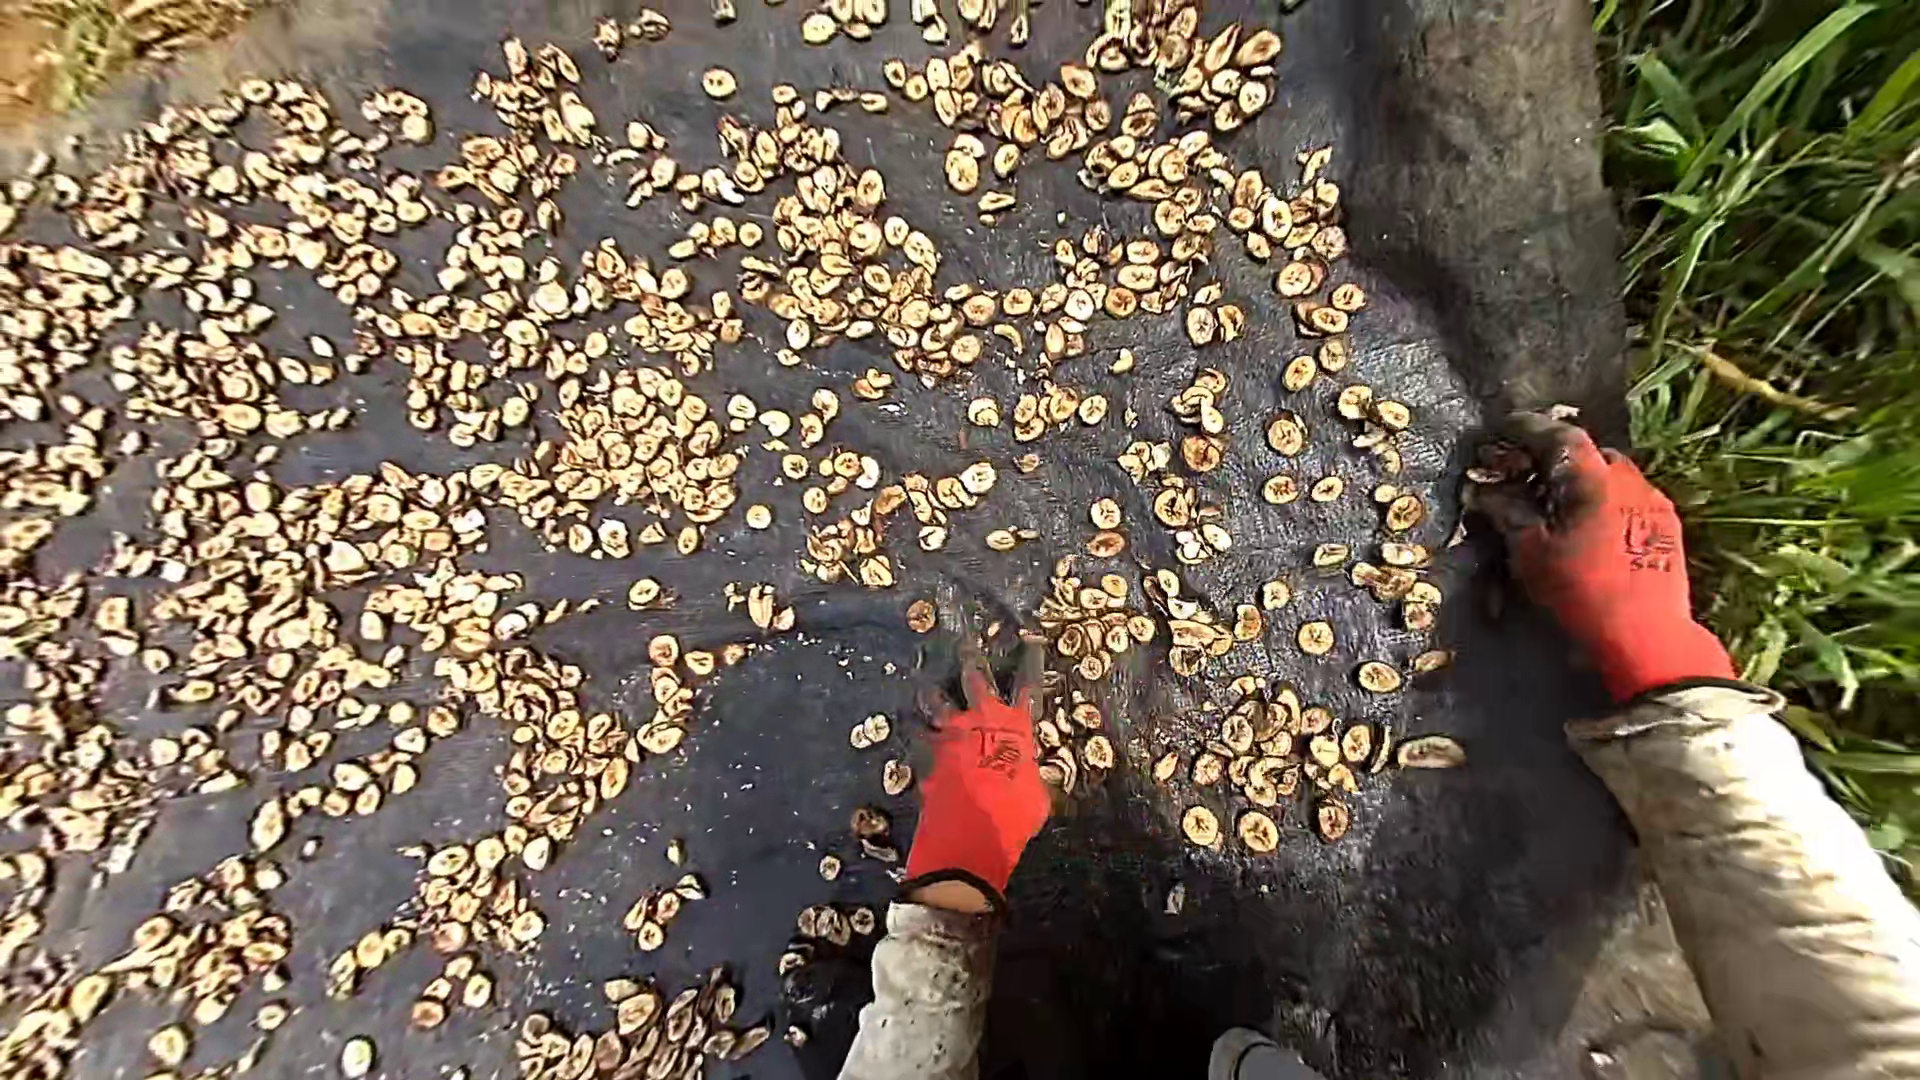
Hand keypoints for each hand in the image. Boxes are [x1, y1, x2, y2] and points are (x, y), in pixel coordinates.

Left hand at [903, 633, 1049, 904]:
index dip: (1031, 659)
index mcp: (1015, 726)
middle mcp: (981, 720)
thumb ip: (1029, 774)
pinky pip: (917, 736)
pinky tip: (910, 733)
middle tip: (965, 640)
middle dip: (970, 654)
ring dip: (931, 691)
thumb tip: (1027, 773)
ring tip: (925, 683)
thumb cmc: (1013, 818)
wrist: (969, 838)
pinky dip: (915, 734)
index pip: (1029, 684)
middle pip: (974, 676)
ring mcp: (951, 733)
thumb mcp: (1036, 796)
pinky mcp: (928, 752)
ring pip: (936, 699)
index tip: (1030, 638)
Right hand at [1476, 413, 1733, 701]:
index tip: (1502, 426)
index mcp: (1597, 484)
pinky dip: (1591, 497)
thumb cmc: (1577, 586)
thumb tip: (1483, 490)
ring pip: (1608, 476)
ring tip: (1541, 496)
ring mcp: (1653, 506)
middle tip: (1516, 468)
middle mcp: (1632, 485)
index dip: (1529, 428)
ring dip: (1572, 478)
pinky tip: (1571, 519)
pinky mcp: (1662, 527)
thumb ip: (1506, 512)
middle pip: (1589, 454)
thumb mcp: (1527, 549)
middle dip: (1551, 455)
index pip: (1562, 439)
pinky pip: (1621, 497)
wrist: (1643, 632)